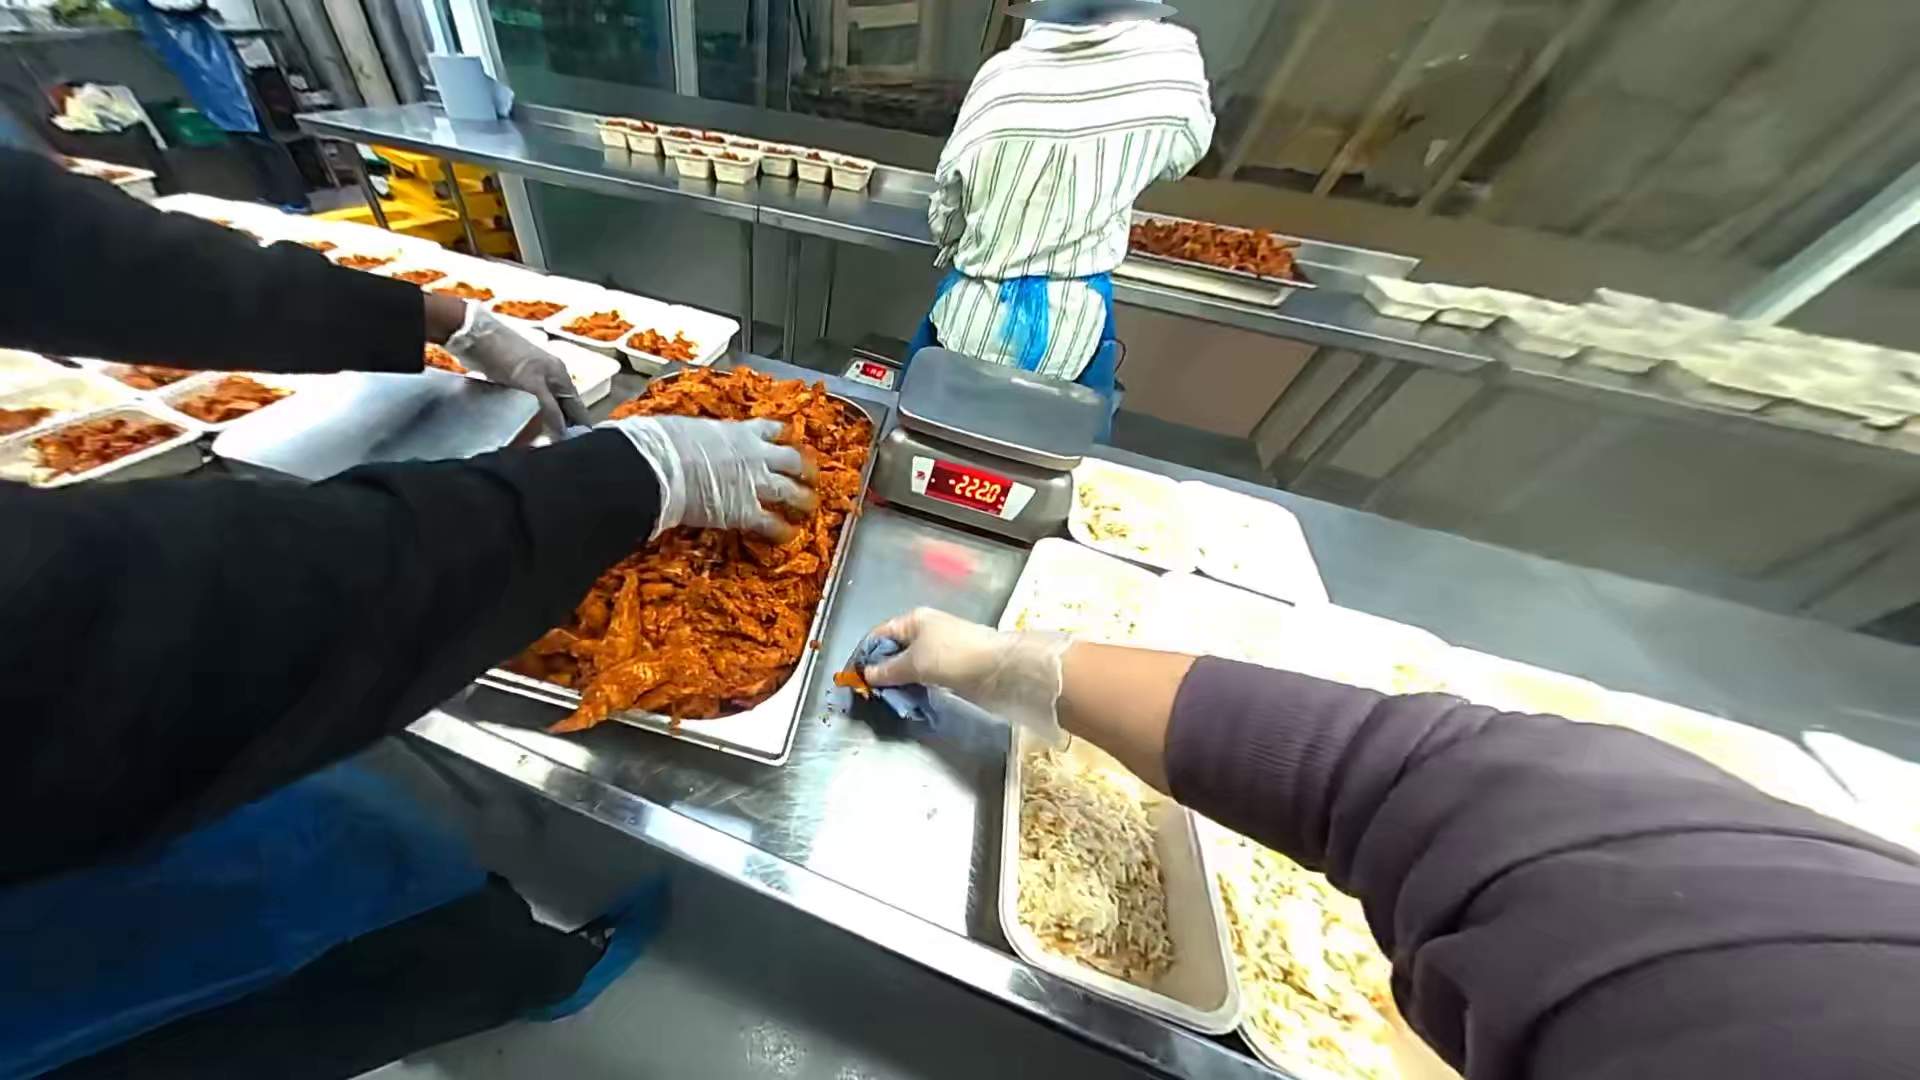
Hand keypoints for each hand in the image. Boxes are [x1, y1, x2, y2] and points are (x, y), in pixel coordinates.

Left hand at [444, 304, 589, 434]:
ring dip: (540, 421)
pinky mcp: (514, 379)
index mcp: (562, 377)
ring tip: (534, 439)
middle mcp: (551, 378)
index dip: (578, 428)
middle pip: (562, 409)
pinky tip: (518, 423)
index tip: (574, 446)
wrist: (471, 334)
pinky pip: (526, 403)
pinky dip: (524, 414)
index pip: (578, 409)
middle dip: (559, 427)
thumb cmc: (506, 355)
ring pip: (544, 407)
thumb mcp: (533, 385)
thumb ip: (550, 410)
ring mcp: (532, 378)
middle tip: (552, 446)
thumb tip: (562, 433)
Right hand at [603, 415, 815, 539]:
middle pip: (794, 461)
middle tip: (812, 478)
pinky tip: (787, 537)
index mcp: (739, 432)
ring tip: (809, 509)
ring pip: (793, 493)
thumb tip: (678, 436)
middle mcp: (755, 456)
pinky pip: (773, 524)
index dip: (783, 436)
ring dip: (804, 502)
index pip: (772, 429)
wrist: (656, 465)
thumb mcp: (682, 427)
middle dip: (806, 470)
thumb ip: (696, 435)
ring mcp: (755, 484)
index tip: (789, 439)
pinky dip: (782, 532)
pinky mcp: (746, 511)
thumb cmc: (660, 441)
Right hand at [861, 608, 1067, 742]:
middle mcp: (925, 630)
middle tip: (871, 694)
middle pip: (894, 649)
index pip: (880, 634)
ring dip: (899, 681)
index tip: (855, 677)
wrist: (998, 668)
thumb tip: (866, 673)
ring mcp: (939, 649)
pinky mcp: (950, 667)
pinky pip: (924, 675)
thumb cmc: (952, 656)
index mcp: (914, 620)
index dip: (866, 654)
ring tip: (889, 700)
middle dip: (882, 670)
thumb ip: (888, 669)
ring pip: (909, 665)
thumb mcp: (915, 662)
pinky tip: (909, 699)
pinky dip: (915, 685)